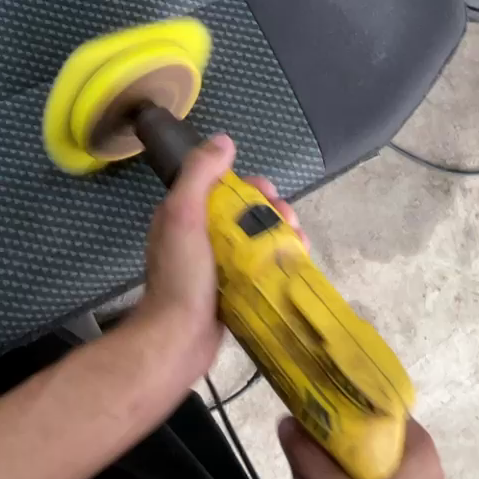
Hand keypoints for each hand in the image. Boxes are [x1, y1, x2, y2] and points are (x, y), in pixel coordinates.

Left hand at [130, 134, 306, 379]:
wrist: (179, 338)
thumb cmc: (181, 274)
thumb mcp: (184, 214)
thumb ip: (200, 174)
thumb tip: (224, 140)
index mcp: (183, 214)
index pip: (220, 187)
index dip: (247, 185)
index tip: (268, 192)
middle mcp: (198, 235)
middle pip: (242, 212)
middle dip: (269, 210)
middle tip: (289, 219)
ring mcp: (216, 264)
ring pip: (254, 238)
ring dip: (279, 233)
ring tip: (299, 241)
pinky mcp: (232, 288)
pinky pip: (259, 266)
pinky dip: (278, 260)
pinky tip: (296, 262)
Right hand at [278, 417, 445, 478]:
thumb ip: (309, 456)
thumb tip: (285, 422)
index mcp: (413, 443)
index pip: (367, 403)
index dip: (333, 407)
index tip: (306, 421)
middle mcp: (414, 458)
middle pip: (356, 437)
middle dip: (321, 456)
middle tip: (302, 476)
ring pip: (356, 465)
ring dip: (326, 478)